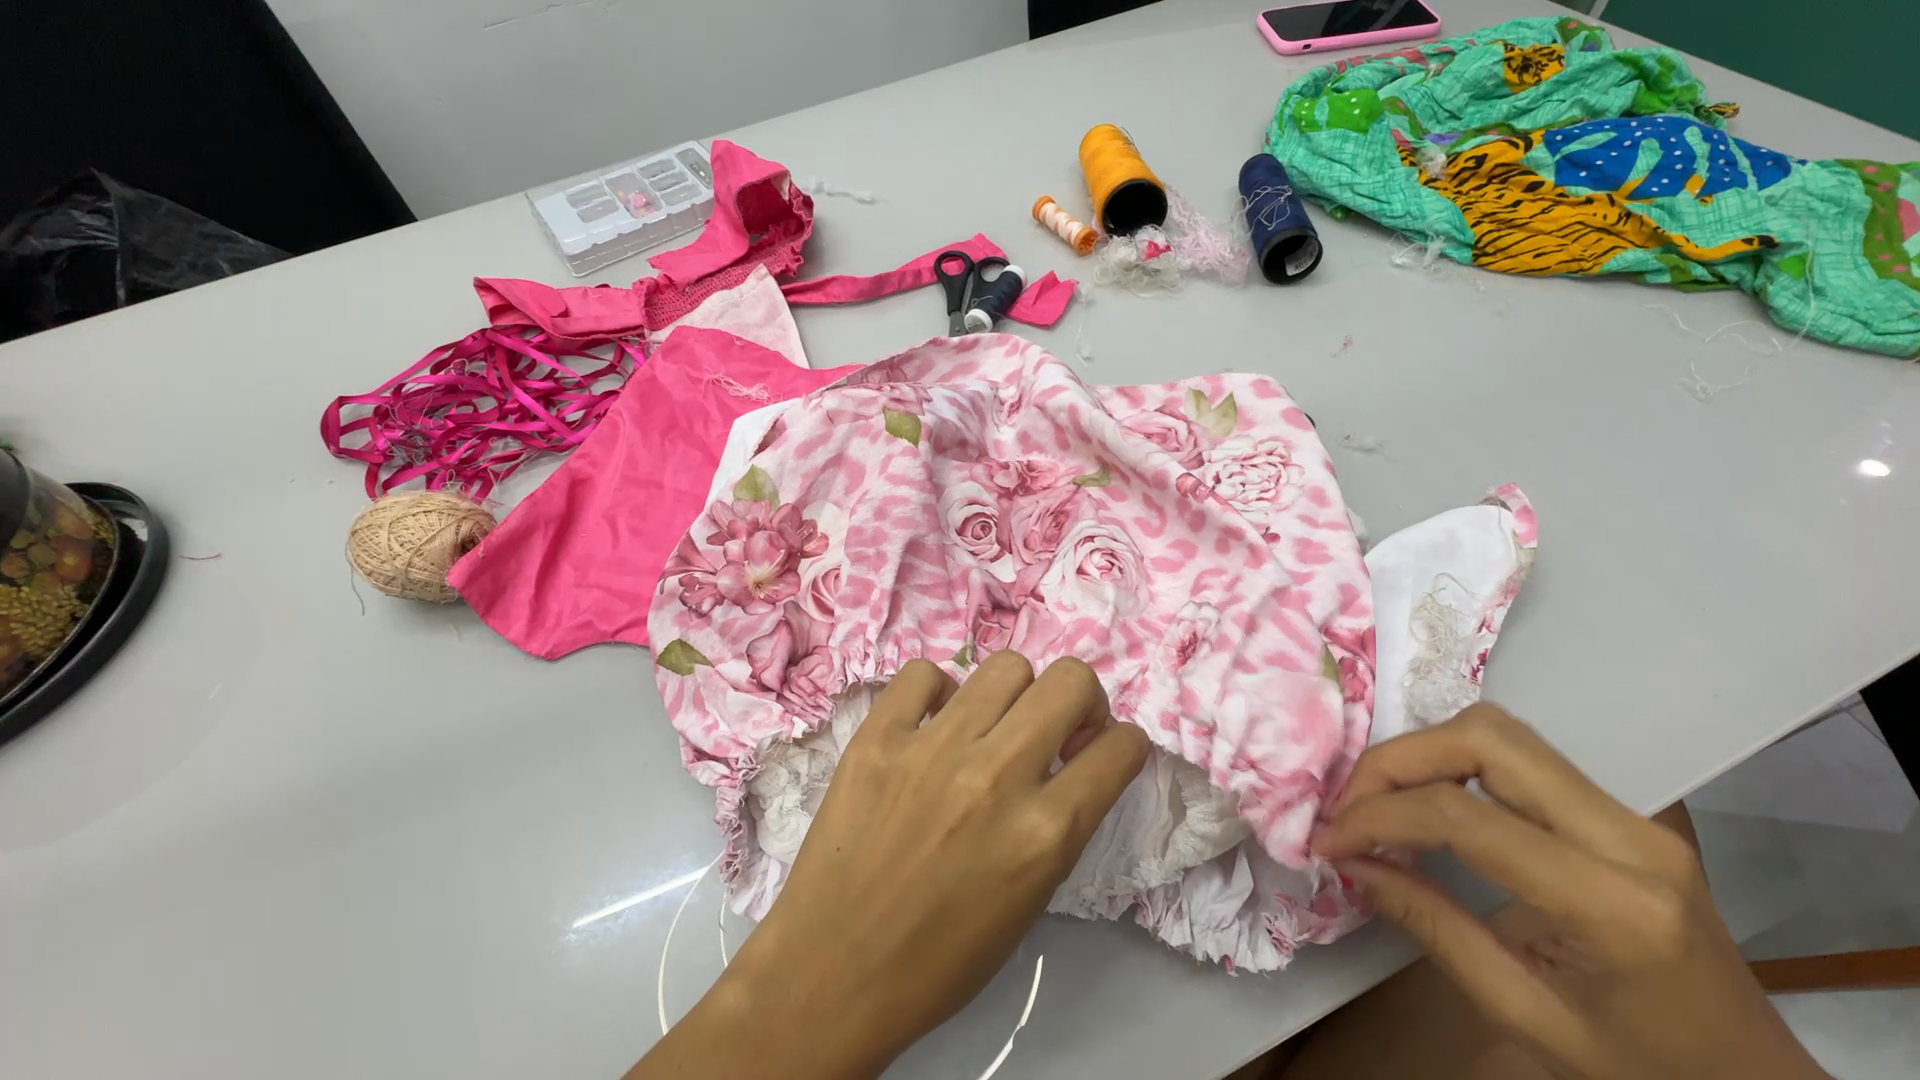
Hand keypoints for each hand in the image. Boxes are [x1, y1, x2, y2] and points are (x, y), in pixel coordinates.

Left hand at [627, 653, 1150, 1079]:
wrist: (833, 972)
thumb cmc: (942, 958)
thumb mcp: (1030, 900)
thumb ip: (1062, 825)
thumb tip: (1072, 764)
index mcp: (1045, 833)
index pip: (1121, 749)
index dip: (1125, 745)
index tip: (1105, 750)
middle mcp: (996, 777)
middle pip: (1071, 681)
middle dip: (1082, 702)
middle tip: (1058, 731)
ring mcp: (932, 750)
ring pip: (1006, 666)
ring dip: (1016, 695)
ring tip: (994, 726)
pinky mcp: (876, 738)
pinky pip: (924, 674)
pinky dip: (939, 692)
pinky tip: (932, 725)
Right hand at [1311, 704, 1825, 1079]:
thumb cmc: (1640, 1068)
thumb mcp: (1524, 1014)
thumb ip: (1431, 926)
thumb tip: (1350, 860)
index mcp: (1613, 903)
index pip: (1466, 817)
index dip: (1379, 815)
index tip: (1329, 840)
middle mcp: (1630, 837)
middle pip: (1488, 740)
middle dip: (1398, 760)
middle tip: (1350, 805)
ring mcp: (1634, 816)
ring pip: (1504, 733)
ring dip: (1425, 753)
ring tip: (1381, 801)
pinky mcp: (1623, 813)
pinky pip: (1523, 757)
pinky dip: (1454, 764)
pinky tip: (1427, 801)